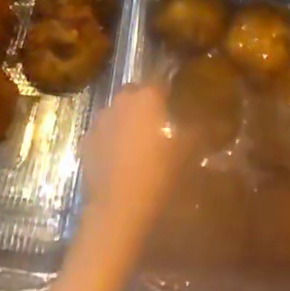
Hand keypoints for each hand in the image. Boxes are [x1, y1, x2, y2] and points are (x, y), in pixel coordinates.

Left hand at [77, 84, 183, 241]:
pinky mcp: (86, 140)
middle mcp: (121, 100)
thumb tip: (204, 123)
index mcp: (147, 97)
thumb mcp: (187, 153)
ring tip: (137, 143)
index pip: (160, 83)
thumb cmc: (158, 174)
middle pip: (135, 93)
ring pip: (117, 111)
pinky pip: (103, 132)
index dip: (168, 93)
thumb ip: (196, 131)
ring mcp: (100, 120)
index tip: (176, 104)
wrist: (118, 207)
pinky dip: (110, 138)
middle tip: (157, 124)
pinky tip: (118, 158)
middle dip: (145, 104)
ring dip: (126, 120)